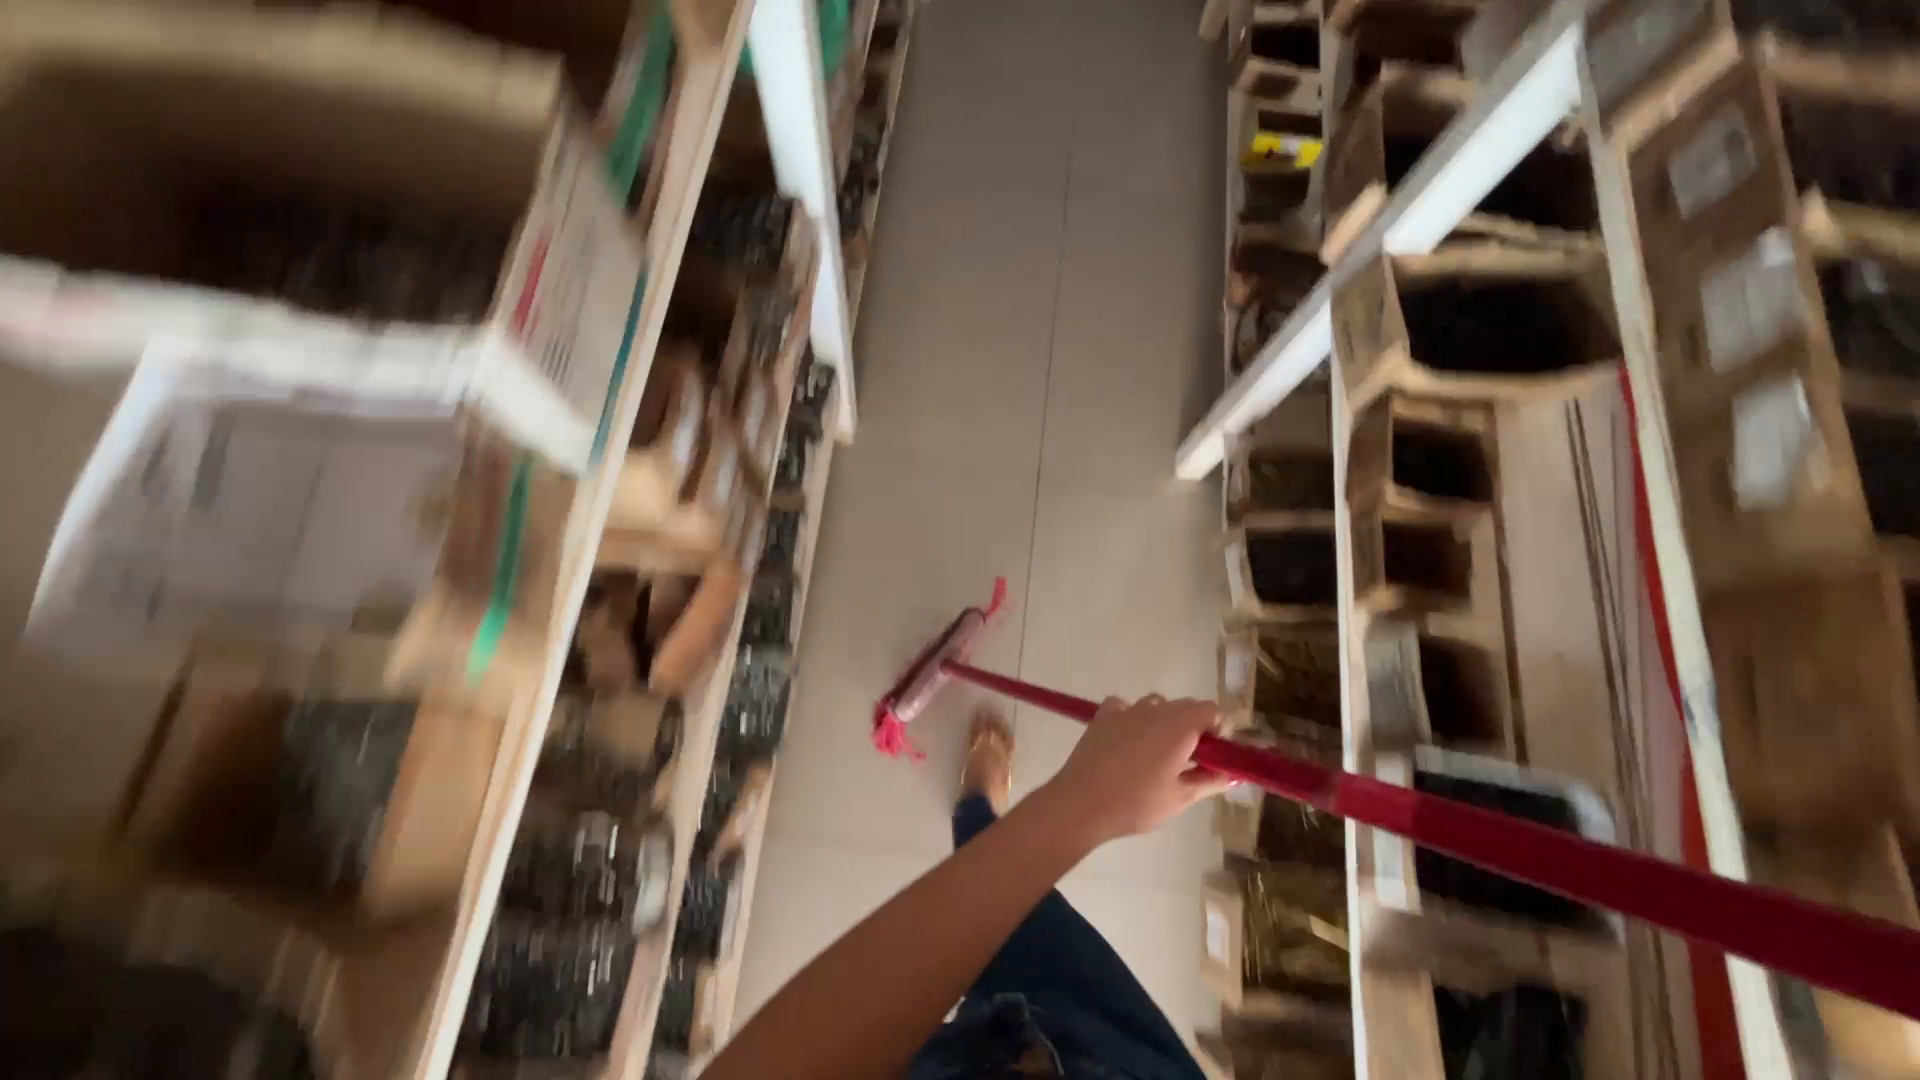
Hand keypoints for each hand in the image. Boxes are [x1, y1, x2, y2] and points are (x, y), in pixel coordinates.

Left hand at [1035, 695, 1233, 844]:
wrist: (1082, 803)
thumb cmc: (1136, 804)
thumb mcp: (1180, 798)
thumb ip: (1210, 780)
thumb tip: (1234, 773)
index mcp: (1179, 727)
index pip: (1211, 710)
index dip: (1217, 728)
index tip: (1213, 754)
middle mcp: (1154, 710)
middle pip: (1185, 706)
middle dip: (1193, 727)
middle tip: (1188, 760)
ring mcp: (1126, 710)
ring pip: (1156, 705)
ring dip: (1164, 722)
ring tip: (1156, 754)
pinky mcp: (1103, 715)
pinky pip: (1125, 707)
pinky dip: (1132, 718)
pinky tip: (1127, 741)